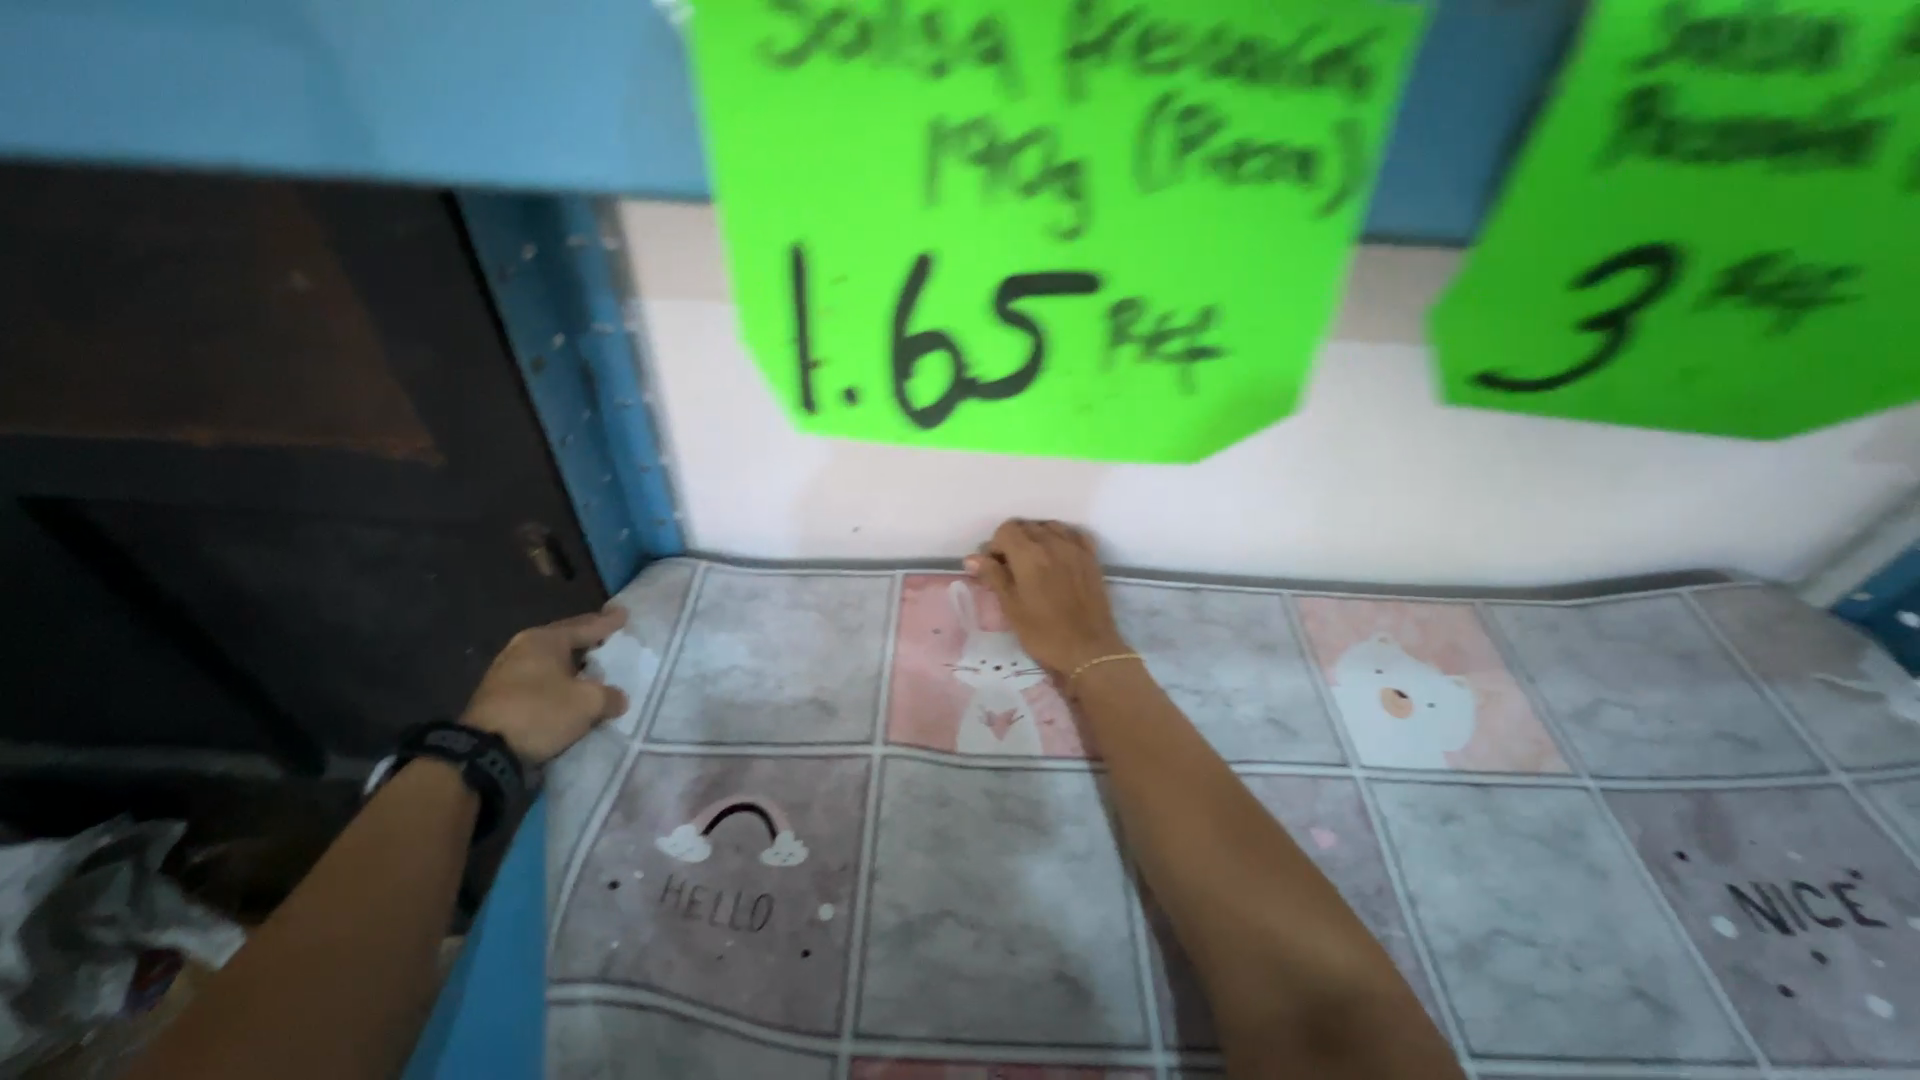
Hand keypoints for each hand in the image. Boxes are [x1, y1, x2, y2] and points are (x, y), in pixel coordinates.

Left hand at [461, 607, 629, 764]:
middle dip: (586, 637)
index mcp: (544, 641)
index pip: (585, 627)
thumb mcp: (588, 703)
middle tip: (608, 633)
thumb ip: (609, 696)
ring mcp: (506, 671)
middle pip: (564, 639)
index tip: (624, 614)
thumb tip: (617, 698)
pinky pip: (539, 679)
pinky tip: (567, 688)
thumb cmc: (540, 712)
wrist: (484, 751)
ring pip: (550, 660)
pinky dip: (557, 680)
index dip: (607, 622)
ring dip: (572, 662)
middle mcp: (523, 648)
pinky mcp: (499, 695)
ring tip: (591, 664)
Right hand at [965, 520, 1129, 677]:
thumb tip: (972, 558)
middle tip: (1011, 569)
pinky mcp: (1091, 557)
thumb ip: (993, 576)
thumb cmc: (1043, 633)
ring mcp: (1075, 548)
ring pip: (1049, 527)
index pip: (1005, 530)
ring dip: (1037, 537)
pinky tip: (1058, 556)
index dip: (995, 546)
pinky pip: (1073, 534)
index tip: (995, 568)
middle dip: (1014, 541)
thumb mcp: (1011, 608)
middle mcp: (1053, 543)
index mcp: (1029, 555)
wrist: (1088, 650)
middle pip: (1026, 526)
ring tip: (1034, 563)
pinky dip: (1061, 538)